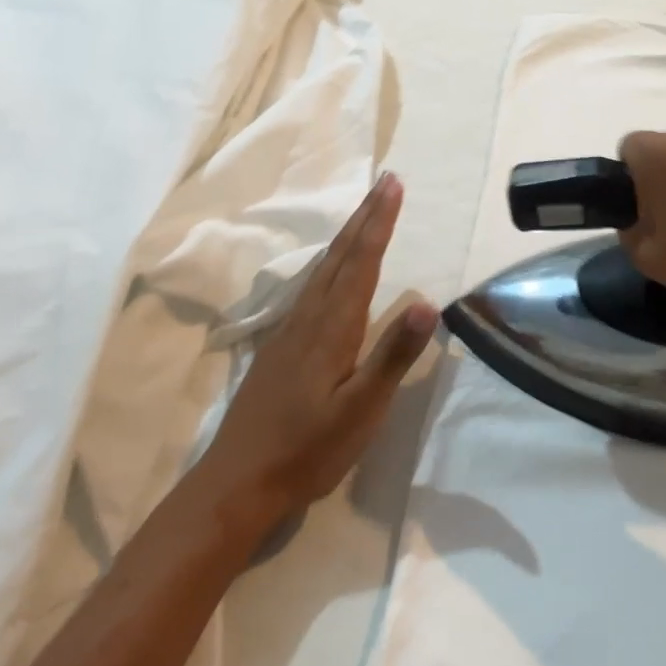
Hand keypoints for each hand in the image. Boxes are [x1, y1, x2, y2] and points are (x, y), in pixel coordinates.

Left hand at [200, 173, 437, 524]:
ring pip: (322, 272)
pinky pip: (310, 291)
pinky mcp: (279, 351)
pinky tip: (327, 274)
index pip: (362, 264)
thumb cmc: (307, 450)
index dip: (379, 223)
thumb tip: (428, 302)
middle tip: (384, 182)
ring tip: (363, 216)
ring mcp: (288, 335)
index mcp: (332, 330)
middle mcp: (308, 321)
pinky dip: (329, 266)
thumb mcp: (360, 410)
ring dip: (346, 239)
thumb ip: (392, 356)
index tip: (392, 184)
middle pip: (340, 258)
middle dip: (365, 218)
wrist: (237, 483)